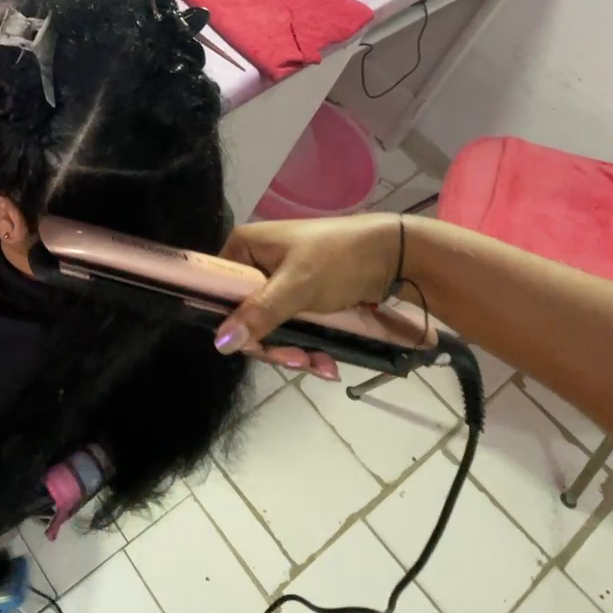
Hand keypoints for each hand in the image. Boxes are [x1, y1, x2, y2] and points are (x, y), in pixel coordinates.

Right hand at [215, 215, 402, 379]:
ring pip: (269, 327)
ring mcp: (279, 281)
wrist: (395, 255)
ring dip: (293, 351)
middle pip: (244, 315)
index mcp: (244, 247)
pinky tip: (326, 362)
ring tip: (321, 364)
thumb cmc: (338, 259)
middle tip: (297, 360)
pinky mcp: (301, 298)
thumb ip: (259, 313)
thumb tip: (220, 343)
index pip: (217, 289)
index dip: (230, 322)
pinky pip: (291, 328)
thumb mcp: (297, 286)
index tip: (254, 346)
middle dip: (272, 344)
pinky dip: (307, 347)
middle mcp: (256, 263)